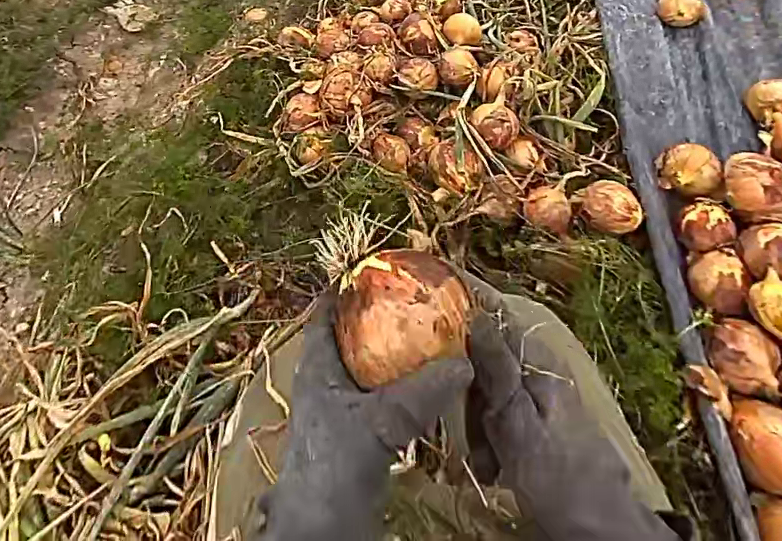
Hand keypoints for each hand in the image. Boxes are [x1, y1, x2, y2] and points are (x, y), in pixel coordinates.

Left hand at [257, 292, 471, 540]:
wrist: (322, 536)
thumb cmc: (333, 470)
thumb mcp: (378, 425)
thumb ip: (419, 394)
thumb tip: (464, 361)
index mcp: (318, 365)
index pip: (326, 311)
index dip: (346, 286)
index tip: (379, 268)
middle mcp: (328, 380)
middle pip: (353, 334)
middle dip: (381, 315)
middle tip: (416, 297)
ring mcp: (342, 408)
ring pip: (370, 366)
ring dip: (395, 352)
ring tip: (430, 334)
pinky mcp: (360, 434)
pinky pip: (384, 396)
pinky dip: (405, 385)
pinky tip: (431, 384)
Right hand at [464, 277, 685, 540]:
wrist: (606, 532)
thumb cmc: (559, 477)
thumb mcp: (517, 421)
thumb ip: (496, 366)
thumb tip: (473, 312)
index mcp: (534, 358)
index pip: (492, 309)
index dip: (461, 296)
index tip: (430, 288)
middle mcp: (537, 368)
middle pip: (483, 350)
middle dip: (462, 379)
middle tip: (453, 413)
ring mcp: (539, 396)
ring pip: (488, 385)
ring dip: (476, 417)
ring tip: (481, 456)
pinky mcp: (539, 422)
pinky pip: (502, 413)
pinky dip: (491, 435)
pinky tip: (492, 464)